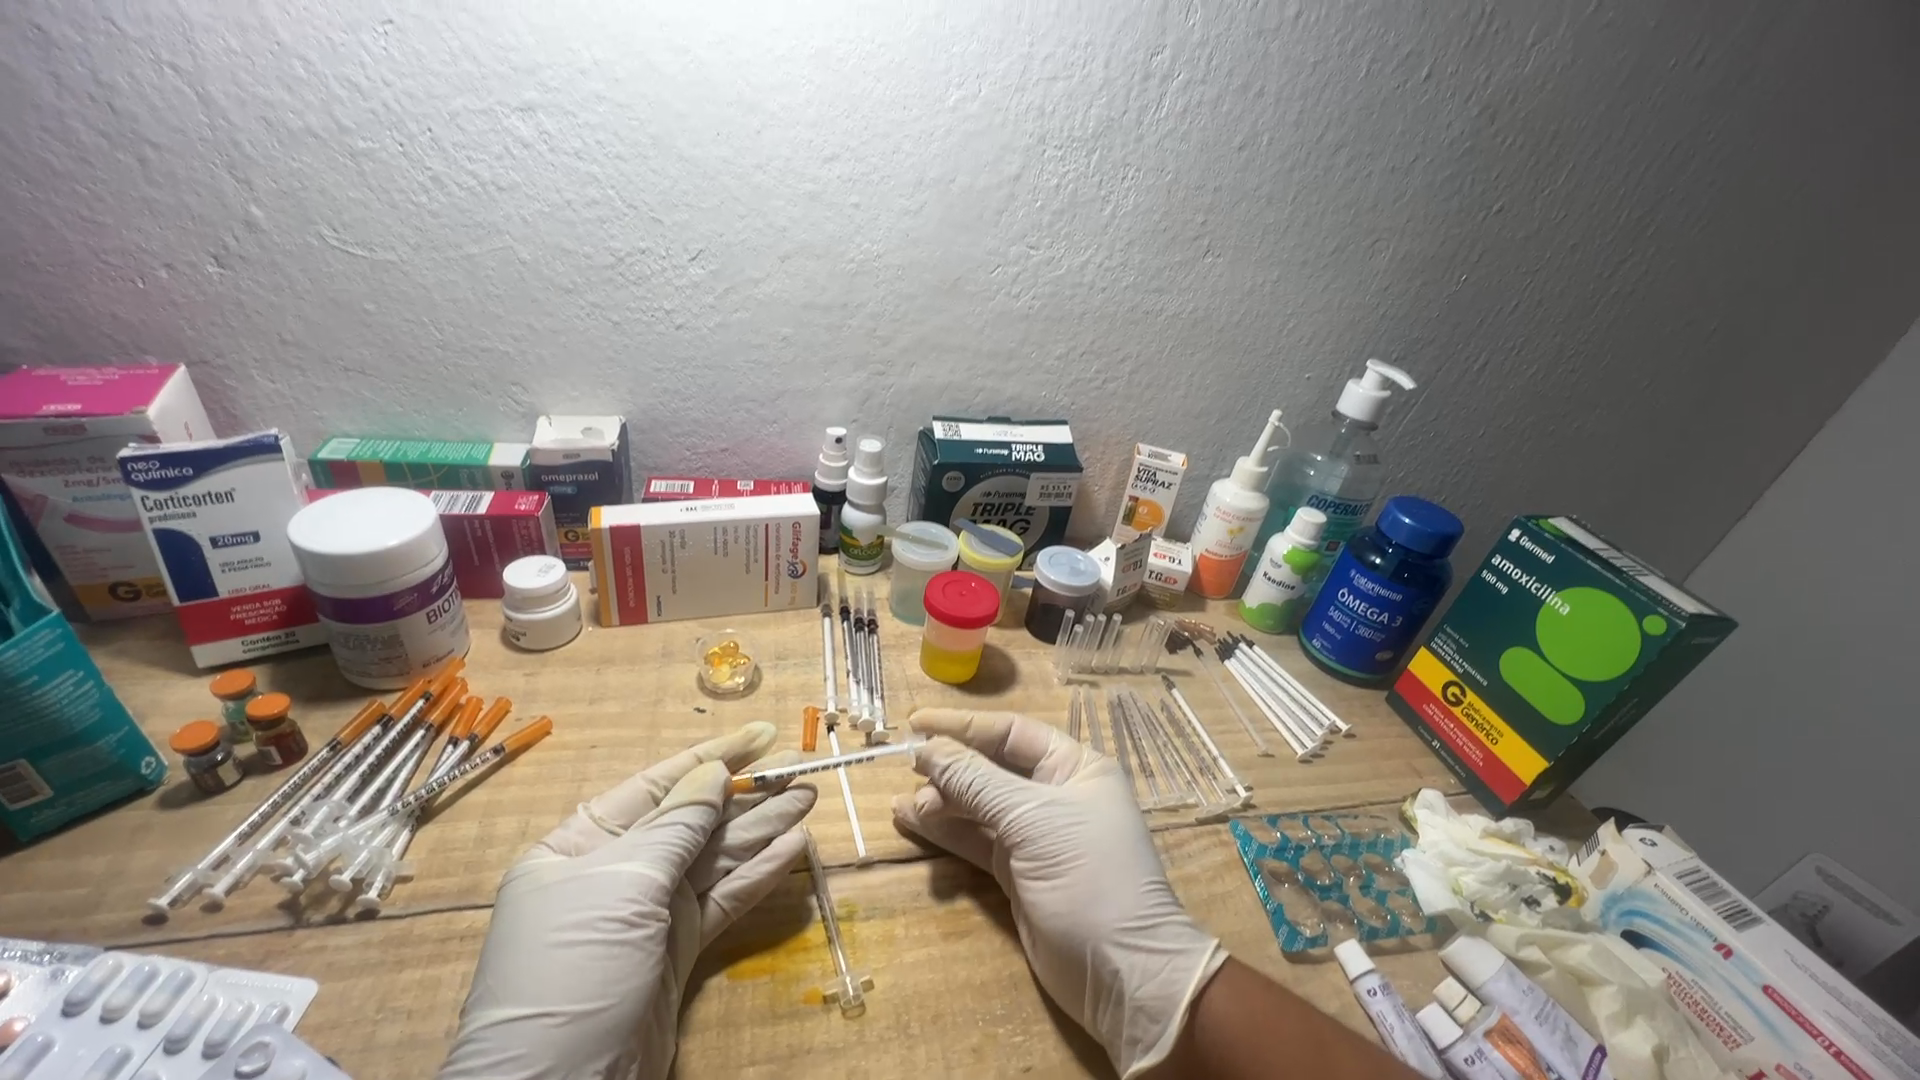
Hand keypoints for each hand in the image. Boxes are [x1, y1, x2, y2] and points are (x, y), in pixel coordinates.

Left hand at [439, 722, 815, 1079]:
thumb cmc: (576, 970)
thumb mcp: (624, 884)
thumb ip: (677, 825)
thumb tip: (713, 772)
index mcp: (580, 846)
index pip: (658, 785)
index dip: (713, 754)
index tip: (762, 732)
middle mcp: (616, 872)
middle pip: (693, 820)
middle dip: (746, 793)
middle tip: (800, 768)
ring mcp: (648, 914)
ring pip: (715, 858)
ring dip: (762, 828)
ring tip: (809, 798)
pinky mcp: (676, 950)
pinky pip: (723, 899)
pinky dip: (758, 874)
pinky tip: (794, 848)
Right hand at [892, 709, 1225, 1078]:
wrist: (1122, 972)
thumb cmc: (1089, 877)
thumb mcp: (1032, 819)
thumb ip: (976, 782)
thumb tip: (928, 749)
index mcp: (1074, 768)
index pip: (1010, 733)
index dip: (962, 726)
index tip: (915, 723)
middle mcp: (1056, 795)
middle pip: (992, 768)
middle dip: (950, 767)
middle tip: (905, 768)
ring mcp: (1036, 836)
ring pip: (979, 807)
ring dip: (942, 802)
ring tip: (903, 804)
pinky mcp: (1019, 873)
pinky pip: (976, 841)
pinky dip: (946, 832)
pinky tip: (913, 822)